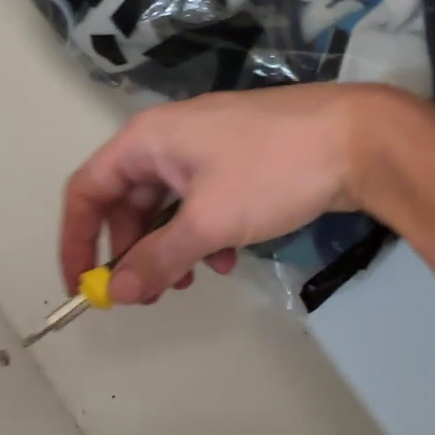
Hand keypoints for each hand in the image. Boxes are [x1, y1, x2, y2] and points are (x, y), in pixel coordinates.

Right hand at [61, 84, 426, 303]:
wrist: (358, 140)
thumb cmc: (272, 171)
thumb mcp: (207, 221)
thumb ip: (157, 259)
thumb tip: (116, 292)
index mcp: (147, 140)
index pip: (86, 191)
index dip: (76, 241)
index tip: (81, 286)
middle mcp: (168, 140)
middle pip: (126, 204)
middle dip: (134, 253)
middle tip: (146, 294)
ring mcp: (205, 150)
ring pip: (167, 209)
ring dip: (172, 249)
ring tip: (189, 281)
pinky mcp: (237, 164)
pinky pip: (201, 205)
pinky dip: (205, 235)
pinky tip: (230, 259)